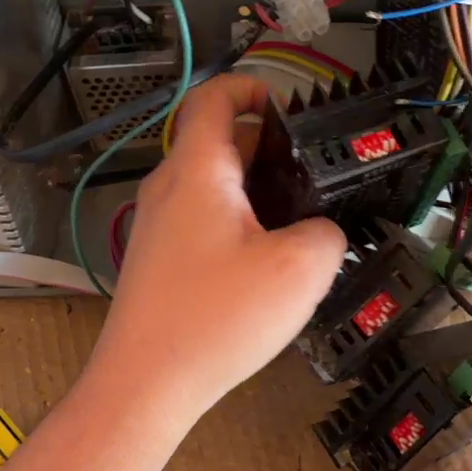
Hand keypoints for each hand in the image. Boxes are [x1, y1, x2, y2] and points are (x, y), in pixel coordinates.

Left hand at [91, 75, 346, 418]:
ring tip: (297, 222)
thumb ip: (326, 233)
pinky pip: (201, 216)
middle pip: (216, 140)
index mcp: (197, 169)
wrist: (145, 384)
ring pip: (211, 182)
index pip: (213, 97)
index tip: (289, 107)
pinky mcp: (156, 257)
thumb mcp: (299, 270)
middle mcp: (169, 187)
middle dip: (267, 147)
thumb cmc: (218, 315)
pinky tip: (264, 262)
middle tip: (312, 176)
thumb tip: (319, 230)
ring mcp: (157, 223)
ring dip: (254, 188)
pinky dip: (235, 218)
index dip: (251, 86)